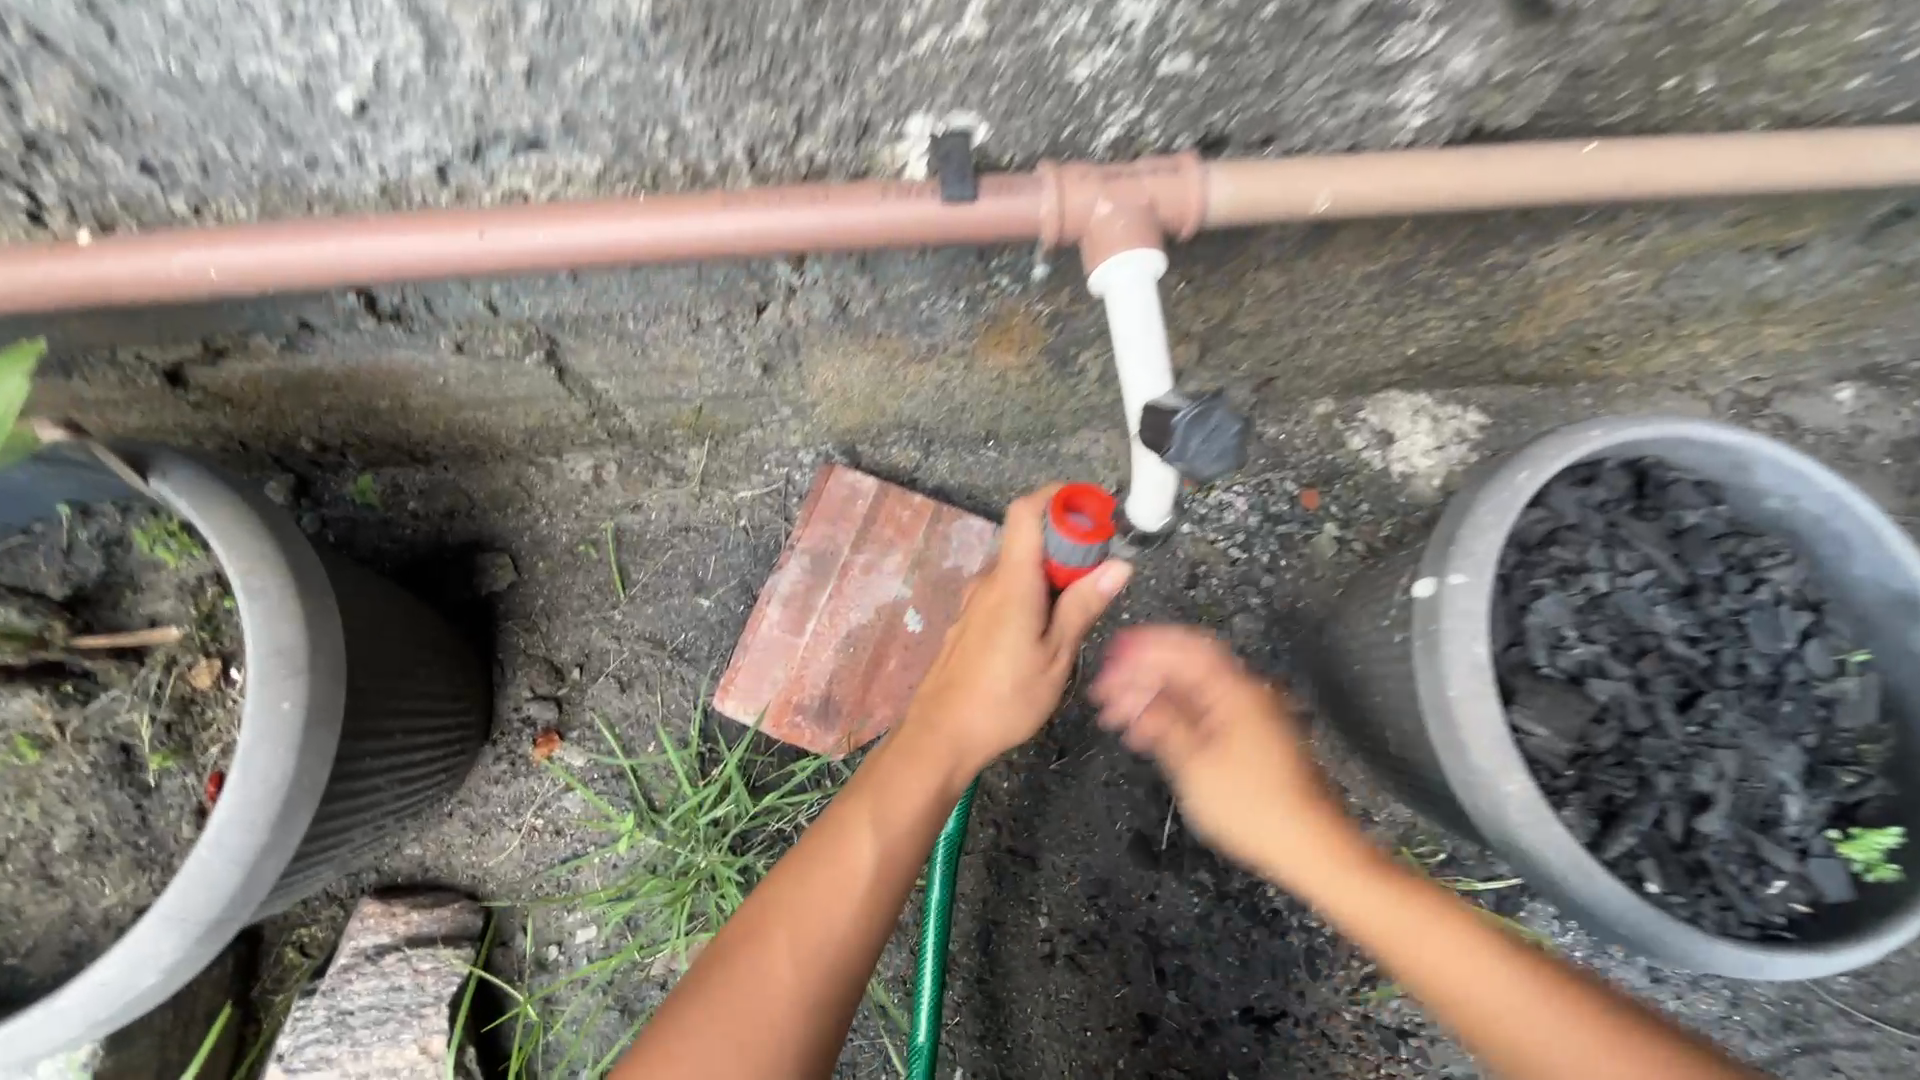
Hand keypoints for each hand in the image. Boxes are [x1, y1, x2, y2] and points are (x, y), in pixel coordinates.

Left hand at [901, 485, 1132, 777]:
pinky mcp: (969, 622)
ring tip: (1078, 614)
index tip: (1090, 509)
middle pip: (1028, 541)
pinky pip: (1004, 593)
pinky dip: (1031, 595)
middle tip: (1099, 579)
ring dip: (1050, 577)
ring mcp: (974, 602)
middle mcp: (989, 582)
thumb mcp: (1056, 656)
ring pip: (1018, 571)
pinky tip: (1045, 634)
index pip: (1026, 512)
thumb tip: (1118, 564)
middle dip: (1067, 547)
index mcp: (1013, 582)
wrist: (941, 734)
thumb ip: (1083, 606)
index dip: (1057, 497)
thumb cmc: (1005, 698)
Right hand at [1090, 625, 1357, 881]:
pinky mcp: (1250, 739)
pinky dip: (1171, 715)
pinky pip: (1202, 711)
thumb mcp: (1195, 764)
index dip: (1144, 647)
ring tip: (1119, 713)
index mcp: (1234, 692)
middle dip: (1142, 673)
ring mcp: (1249, 717)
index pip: (1183, 649)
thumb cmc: (1257, 810)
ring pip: (1191, 690)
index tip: (1114, 654)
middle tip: (1108, 688)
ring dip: (1153, 696)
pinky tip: (1149, 732)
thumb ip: (1163, 722)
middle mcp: (1245, 696)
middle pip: (1185, 666)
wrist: (1308, 845)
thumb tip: (1138, 698)